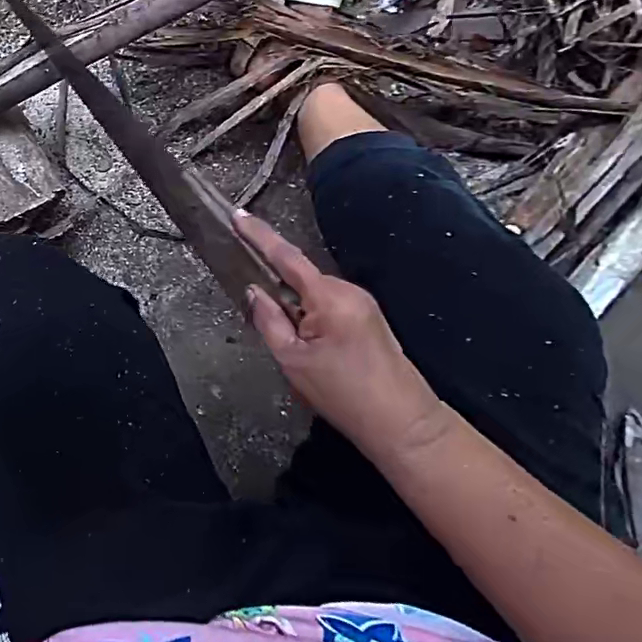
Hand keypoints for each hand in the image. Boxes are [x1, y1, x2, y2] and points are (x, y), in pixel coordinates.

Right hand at [233, 209, 448, 456]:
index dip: (258, 235)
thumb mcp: (292, 359)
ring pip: (310, 292)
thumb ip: (267, 319)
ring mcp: (361, 303)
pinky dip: (306, 315)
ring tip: (290, 346)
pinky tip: (306, 345)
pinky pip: (324, 304)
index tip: (237, 215)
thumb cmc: (345, 395)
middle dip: (274, 287)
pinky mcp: (366, 317)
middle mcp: (348, 291)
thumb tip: (253, 291)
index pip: (285, 256)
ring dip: (291, 307)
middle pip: (297, 276)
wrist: (405, 426)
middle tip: (257, 318)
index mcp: (329, 297)